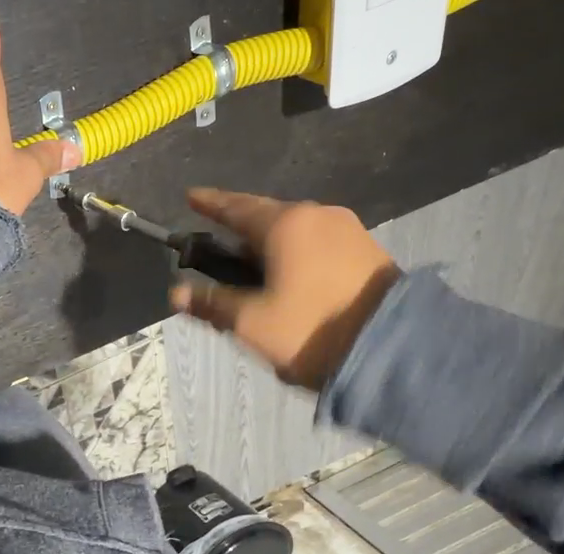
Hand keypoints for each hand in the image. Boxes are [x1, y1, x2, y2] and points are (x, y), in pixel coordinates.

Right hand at [171, 189, 401, 390]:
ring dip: (267, 243)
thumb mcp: (251, 322)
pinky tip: (285, 273)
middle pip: (267, 216)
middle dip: (239, 227)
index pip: (237, 208)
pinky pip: (315, 242)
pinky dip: (292, 252)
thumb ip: (212, 303)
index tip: (190, 197)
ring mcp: (346, 229)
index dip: (210, 205)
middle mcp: (317, 214)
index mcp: (285, 224)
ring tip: (249, 265)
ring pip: (294, 229)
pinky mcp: (364, 249)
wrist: (387, 345)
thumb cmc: (308, 328)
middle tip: (216, 240)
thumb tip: (176, 293)